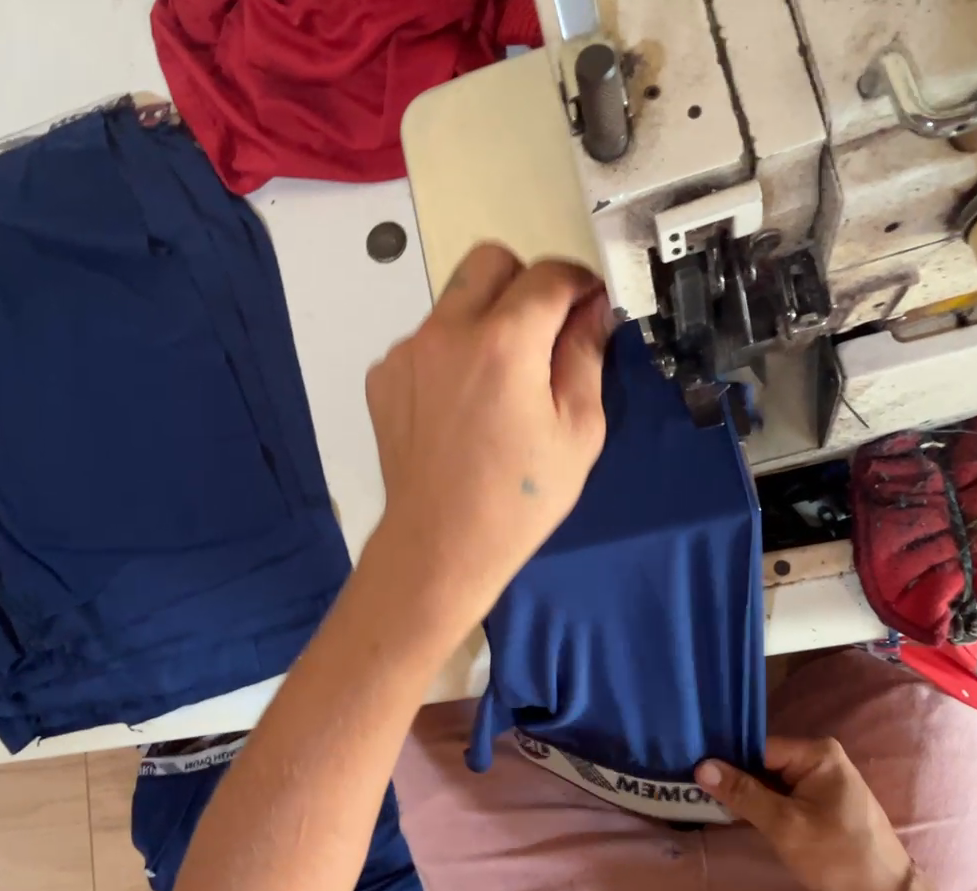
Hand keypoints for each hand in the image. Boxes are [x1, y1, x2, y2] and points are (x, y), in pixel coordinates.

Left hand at [364, 243, 613, 619]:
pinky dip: (451, 354)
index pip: (549, 275)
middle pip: (490, 260)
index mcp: (504, 341)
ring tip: (498, 382)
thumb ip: (586, 355)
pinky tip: (460, 407)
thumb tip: (594, 309)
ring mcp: (406, 351)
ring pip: (454, 301)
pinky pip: (426, 340)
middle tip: (543, 333)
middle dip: (526, 283)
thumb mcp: (578, 430)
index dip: (579, 284)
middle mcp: (446, 330)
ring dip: (485, 319)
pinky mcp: (382, 376)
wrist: (440, 544)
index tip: (590, 307)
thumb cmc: (520, 498)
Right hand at [696, 736, 913, 890]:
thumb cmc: (837, 857)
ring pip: (768, 780)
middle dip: (732, 777)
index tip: (691, 773)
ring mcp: (819, 780)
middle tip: (691, 788)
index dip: (725, 761)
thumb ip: (743, 793)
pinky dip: (759, 804)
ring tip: (704, 799)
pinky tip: (731, 811)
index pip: (758, 748)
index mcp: (816, 753)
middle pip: (761, 761)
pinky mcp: (817, 801)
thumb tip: (702, 766)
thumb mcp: (785, 825)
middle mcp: (818, 758)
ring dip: (743, 793)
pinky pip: (779, 794)